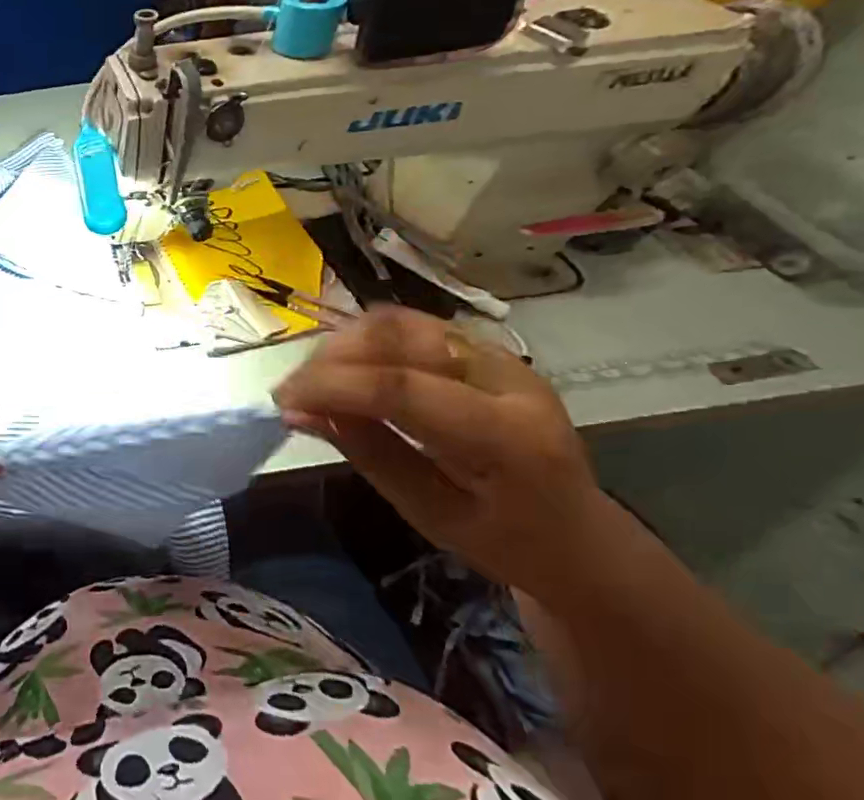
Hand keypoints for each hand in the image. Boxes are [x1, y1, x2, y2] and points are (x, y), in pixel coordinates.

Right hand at [273, 307, 618, 599]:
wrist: (580, 535)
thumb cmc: (508, 542)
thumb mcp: (432, 515)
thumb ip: (368, 454)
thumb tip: (301, 414)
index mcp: (508, 437)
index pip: (404, 388)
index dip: (334, 386)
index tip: (283, 399)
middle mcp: (509, 378)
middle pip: (401, 338)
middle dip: (332, 358)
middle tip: (292, 391)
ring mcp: (500, 355)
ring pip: (403, 322)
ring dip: (345, 343)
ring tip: (313, 378)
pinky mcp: (485, 348)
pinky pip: (413, 327)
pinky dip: (367, 340)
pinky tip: (344, 366)